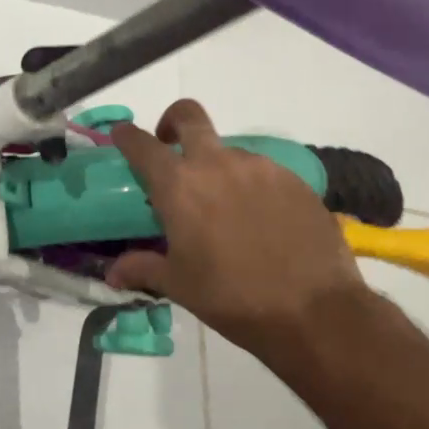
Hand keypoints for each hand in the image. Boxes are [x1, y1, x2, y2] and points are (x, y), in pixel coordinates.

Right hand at [107, 99, 367, 355]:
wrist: (314, 311)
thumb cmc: (231, 297)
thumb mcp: (178, 285)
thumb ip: (143, 268)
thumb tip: (113, 272)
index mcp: (179, 186)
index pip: (142, 145)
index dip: (127, 136)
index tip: (121, 135)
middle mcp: (217, 165)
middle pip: (190, 117)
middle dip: (173, 122)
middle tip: (170, 145)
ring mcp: (261, 169)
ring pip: (229, 152)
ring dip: (217, 167)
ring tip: (222, 206)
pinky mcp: (295, 182)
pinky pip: (263, 173)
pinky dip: (250, 187)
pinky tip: (258, 221)